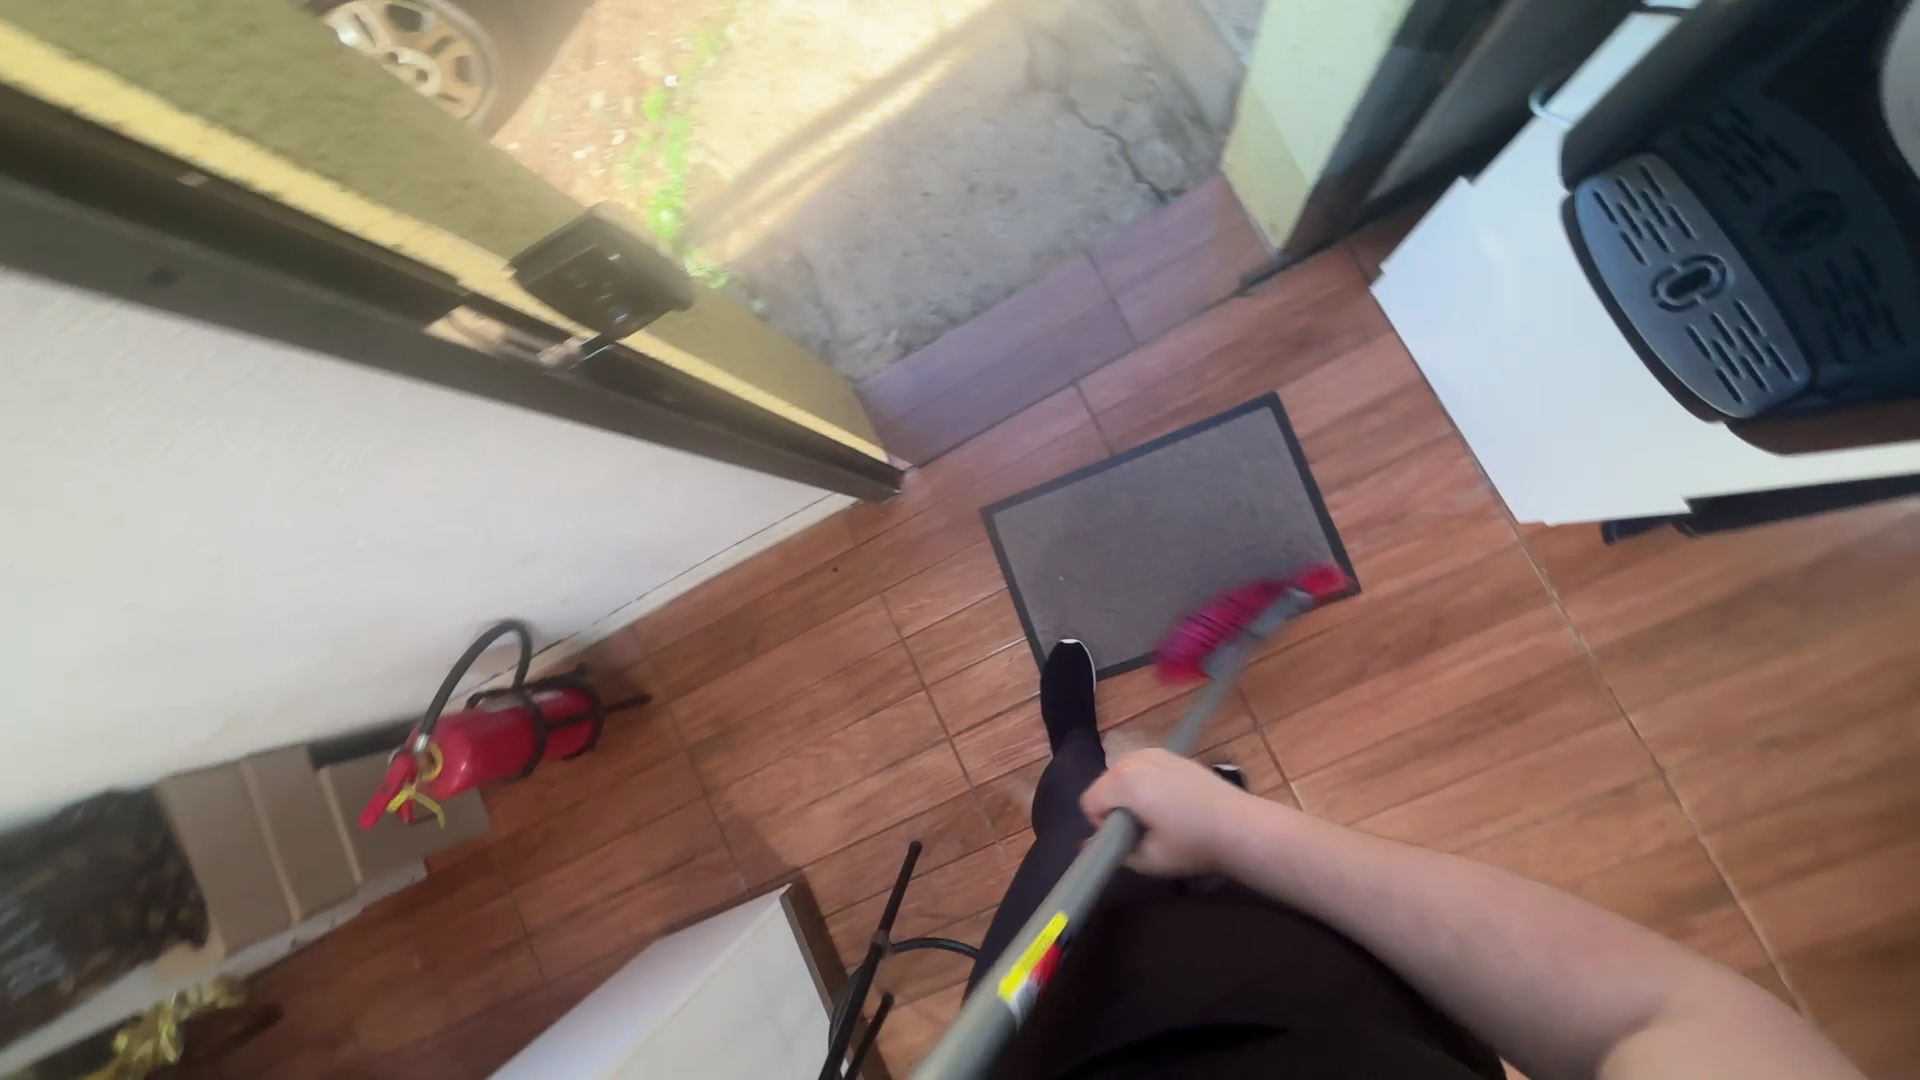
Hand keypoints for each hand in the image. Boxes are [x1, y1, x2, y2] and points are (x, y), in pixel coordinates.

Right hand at [1081, 749, 1262, 876]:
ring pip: (1121, 774)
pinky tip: (1169, 800)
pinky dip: (1144, 782)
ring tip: (1157, 815)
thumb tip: (1089, 847)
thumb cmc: (1191, 844)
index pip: (1089, 802)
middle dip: (1113, 806)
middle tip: (1142, 829)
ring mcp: (1152, 751)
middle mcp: (1133, 759)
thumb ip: (1114, 852)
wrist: (1238, 825)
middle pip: (1103, 784)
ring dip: (1128, 793)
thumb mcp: (1149, 860)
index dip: (1102, 825)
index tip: (1127, 838)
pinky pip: (1140, 767)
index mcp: (1124, 783)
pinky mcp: (1169, 753)